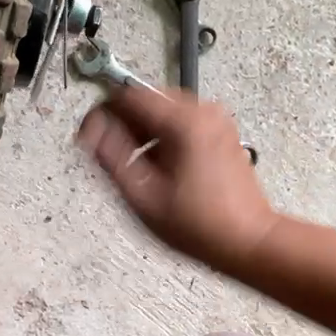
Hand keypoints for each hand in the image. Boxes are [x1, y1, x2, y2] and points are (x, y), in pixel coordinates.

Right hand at [76, 87, 277, 272]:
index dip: (100, 114)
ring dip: (141, 132)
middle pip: (146, 100)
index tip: (88, 138)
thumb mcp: (144, 195)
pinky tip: (156, 168)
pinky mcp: (221, 133)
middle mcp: (203, 111)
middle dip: (121, 124)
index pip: (127, 95)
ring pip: (162, 111)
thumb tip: (92, 131)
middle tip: (108, 157)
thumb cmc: (199, 225)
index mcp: (183, 122)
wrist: (247, 239)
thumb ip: (113, 157)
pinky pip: (181, 122)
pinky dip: (162, 137)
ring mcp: (216, 120)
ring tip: (133, 167)